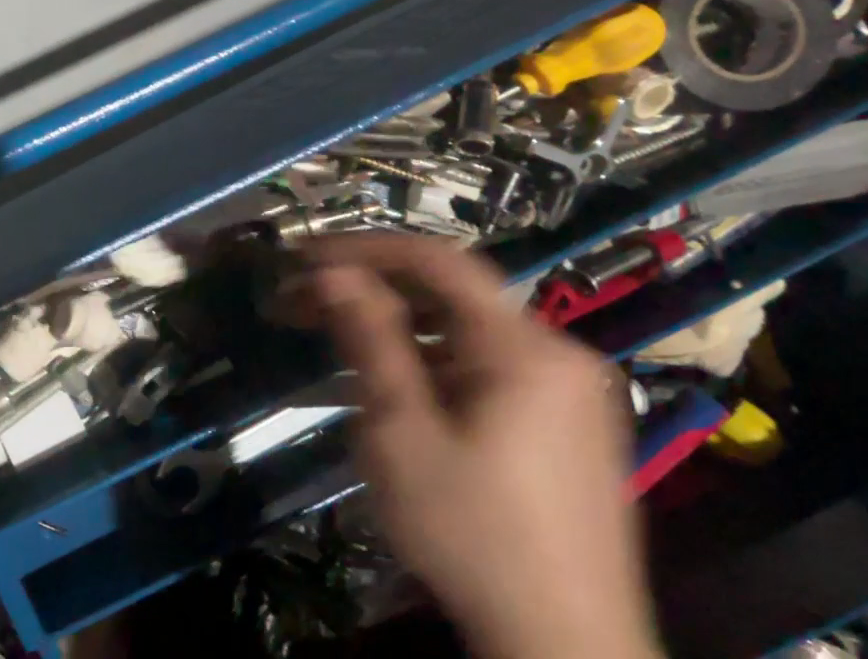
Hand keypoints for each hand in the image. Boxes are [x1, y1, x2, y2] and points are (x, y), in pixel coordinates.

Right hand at [300, 235, 658, 658]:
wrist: (565, 642)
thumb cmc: (471, 529)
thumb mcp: (402, 431)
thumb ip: (371, 340)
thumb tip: (334, 272)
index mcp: (524, 348)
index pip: (437, 261)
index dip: (362, 248)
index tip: (299, 257)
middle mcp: (557, 355)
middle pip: (451, 297)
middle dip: (370, 292)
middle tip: (299, 305)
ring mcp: (568, 395)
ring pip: (466, 336)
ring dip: (394, 329)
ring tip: (329, 345)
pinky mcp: (565, 429)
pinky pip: (487, 371)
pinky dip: (429, 364)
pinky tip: (386, 390)